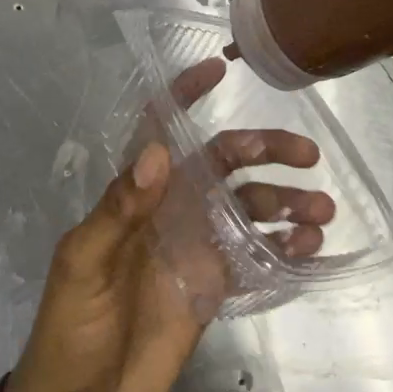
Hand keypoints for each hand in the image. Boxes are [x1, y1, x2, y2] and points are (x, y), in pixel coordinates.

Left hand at [8, 60, 334, 391]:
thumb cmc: (71, 323)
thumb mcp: (82, 262)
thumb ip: (118, 210)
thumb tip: (158, 153)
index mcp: (137, 193)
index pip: (160, 129)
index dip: (184, 96)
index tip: (218, 69)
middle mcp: (173, 208)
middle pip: (224, 162)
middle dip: (264, 149)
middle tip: (306, 154)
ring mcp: (198, 245)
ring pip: (250, 207)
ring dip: (287, 202)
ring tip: (321, 210)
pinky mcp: (215, 285)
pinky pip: (257, 258)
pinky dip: (286, 248)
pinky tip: (309, 246)